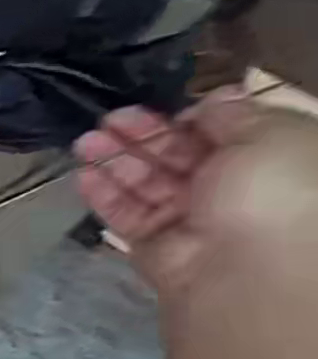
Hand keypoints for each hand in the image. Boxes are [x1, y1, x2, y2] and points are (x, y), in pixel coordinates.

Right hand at [74, 88, 317, 295]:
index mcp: (271, 154)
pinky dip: (102, 192)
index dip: (194, 116)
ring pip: (144, 180)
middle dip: (143, 135)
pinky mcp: (149, 237)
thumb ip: (235, 114)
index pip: (225, 130)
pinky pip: (123, 211)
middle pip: (178, 154)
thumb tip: (214, 97)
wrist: (244, 261)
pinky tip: (82, 174)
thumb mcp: (269, 134)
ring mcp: (187, 212)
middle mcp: (230, 182)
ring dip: (114, 159)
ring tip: (85, 141)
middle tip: (109, 118)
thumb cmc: (276, 187)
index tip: (166, 105)